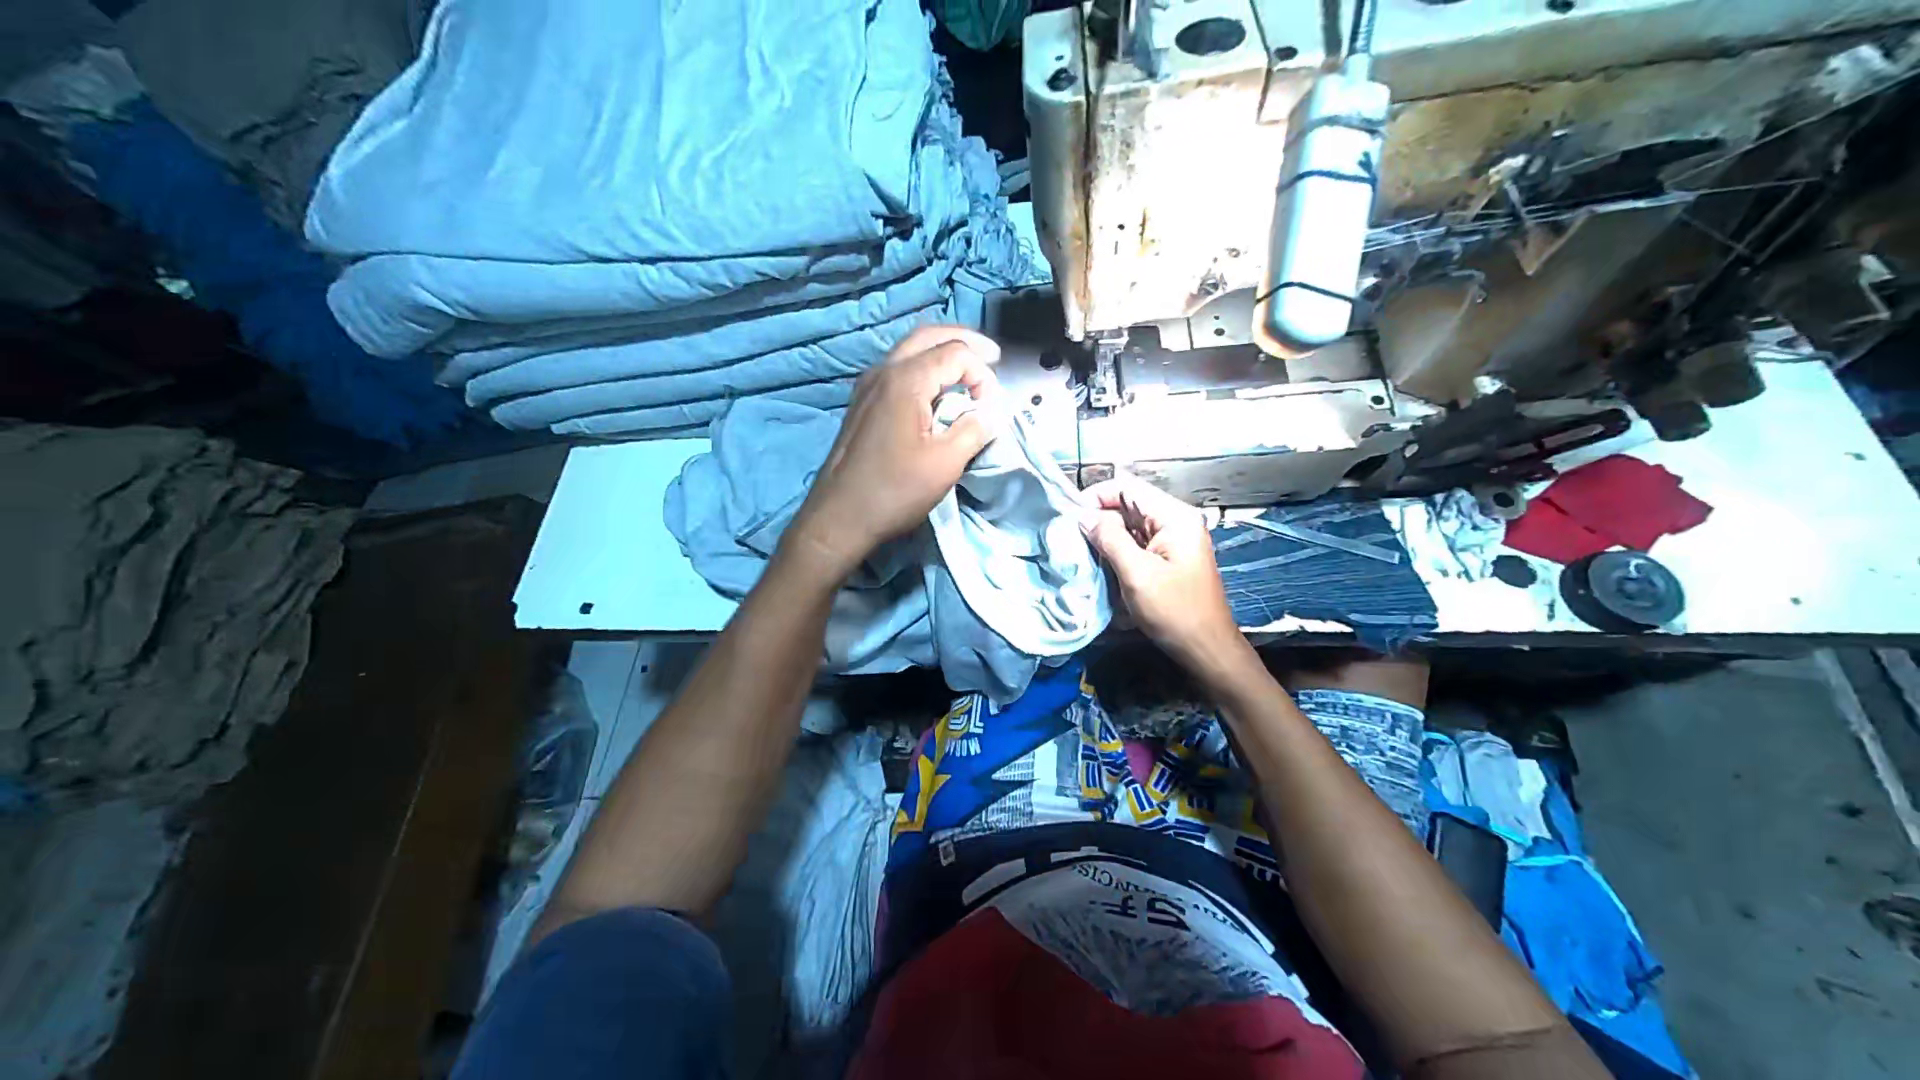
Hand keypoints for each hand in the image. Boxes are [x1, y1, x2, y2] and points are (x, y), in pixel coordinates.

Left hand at [787, 325, 1004, 575]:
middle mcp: (883, 372)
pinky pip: (897, 370)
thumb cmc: (894, 491)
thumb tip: (990, 412)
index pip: (956, 353)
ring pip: (909, 350)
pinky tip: (937, 393)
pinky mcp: (862, 404)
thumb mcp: (946, 463)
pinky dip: (923, 370)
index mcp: (905, 380)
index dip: (982, 374)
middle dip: (964, 342)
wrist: (839, 517)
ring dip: (941, 353)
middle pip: (928, 337)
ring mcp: (867, 386)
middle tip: (991, 357)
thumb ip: (974, 429)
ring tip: (968, 372)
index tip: (991, 407)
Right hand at [1081, 475, 1249, 675]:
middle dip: (1098, 519)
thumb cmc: (1175, 612)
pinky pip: (1135, 544)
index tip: (1070, 518)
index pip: (1127, 487)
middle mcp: (1175, 522)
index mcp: (1175, 517)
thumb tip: (1084, 517)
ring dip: (1105, 537)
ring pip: (1128, 525)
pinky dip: (1116, 551)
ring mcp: (1171, 541)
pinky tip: (1100, 565)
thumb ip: (1110, 539)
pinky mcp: (1166, 559)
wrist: (1207, 650)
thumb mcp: (1138, 574)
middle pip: (1127, 504)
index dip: (1096, 497)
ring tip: (1082, 552)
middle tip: (1071, 538)